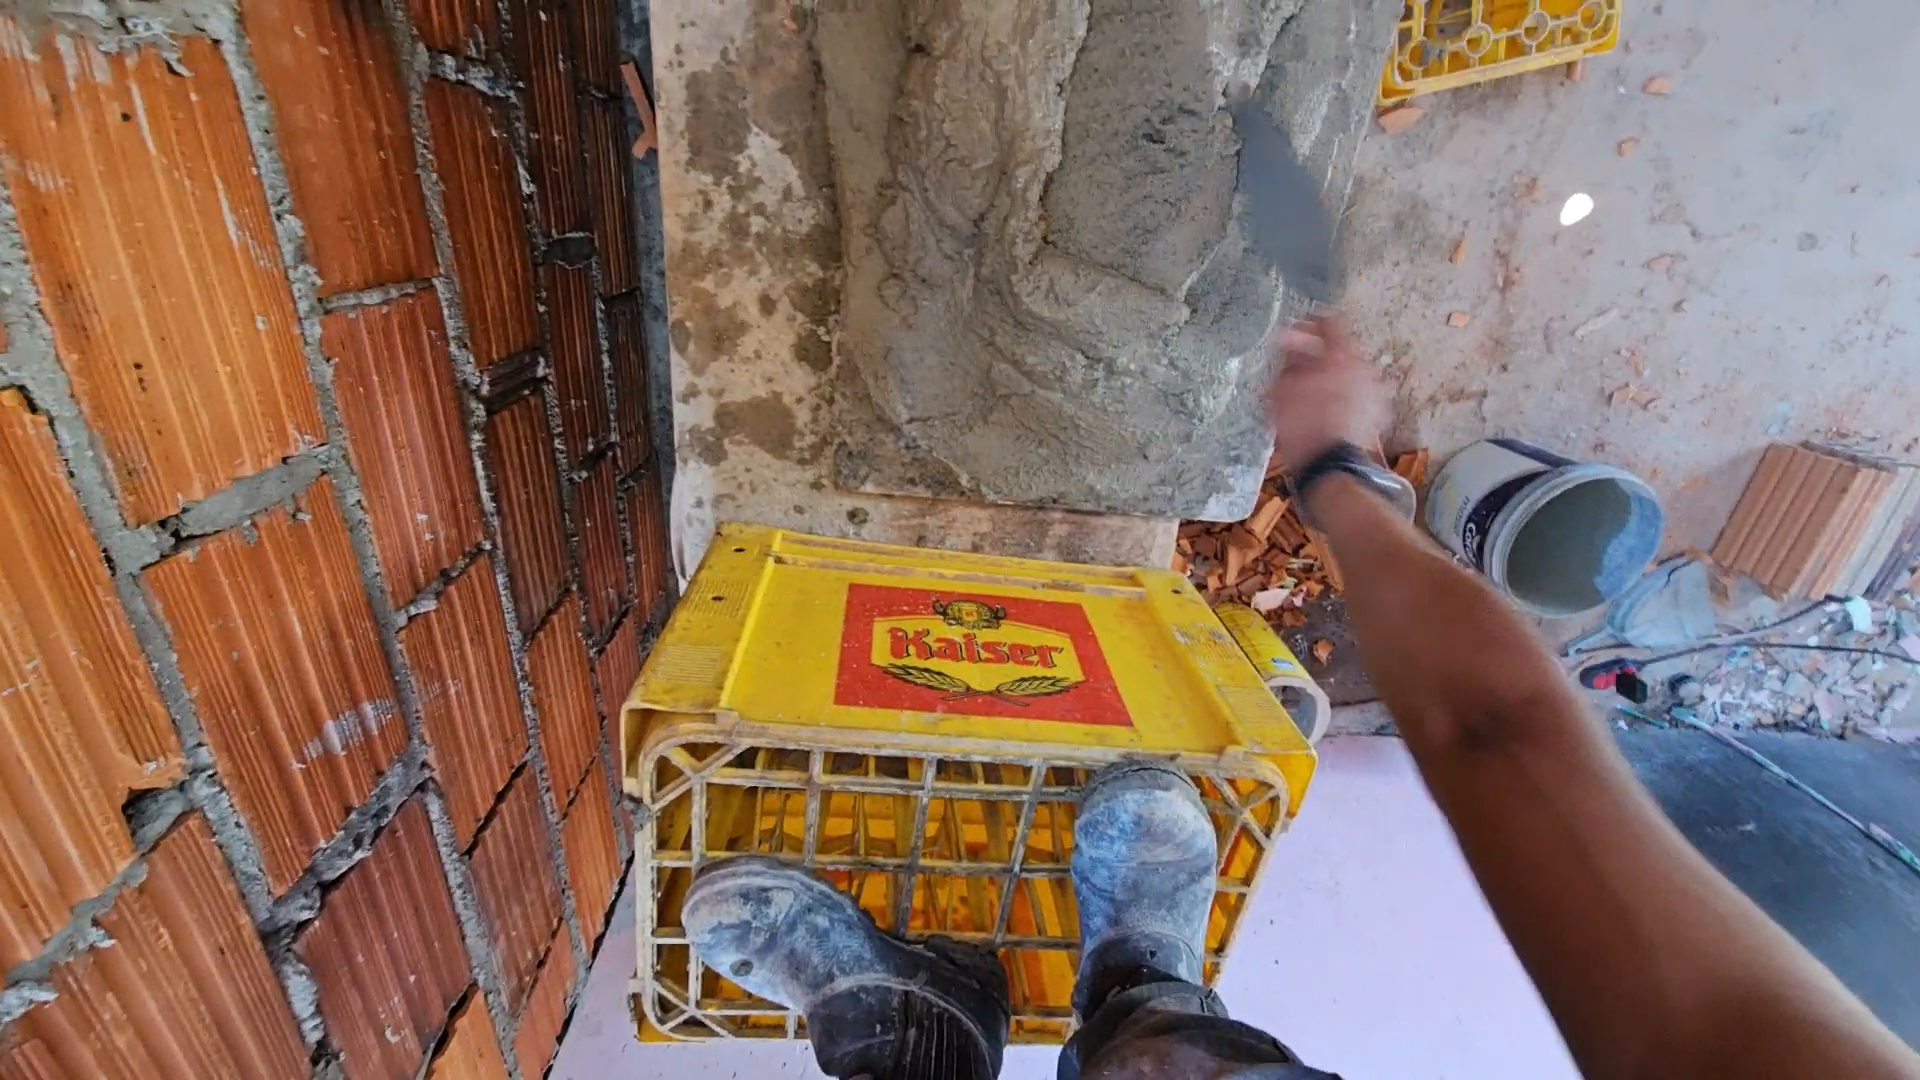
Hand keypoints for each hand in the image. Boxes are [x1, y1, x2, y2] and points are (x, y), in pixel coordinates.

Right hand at [1264, 314, 1389, 473]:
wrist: (1329, 464)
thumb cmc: (1302, 424)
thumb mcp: (1282, 389)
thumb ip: (1287, 358)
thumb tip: (1288, 337)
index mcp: (1341, 355)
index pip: (1328, 322)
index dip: (1307, 323)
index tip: (1293, 330)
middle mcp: (1364, 366)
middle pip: (1337, 350)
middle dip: (1314, 358)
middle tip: (1292, 371)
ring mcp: (1373, 389)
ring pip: (1346, 374)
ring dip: (1326, 378)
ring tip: (1305, 396)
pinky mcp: (1376, 411)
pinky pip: (1354, 395)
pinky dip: (1339, 397)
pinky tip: (1321, 412)